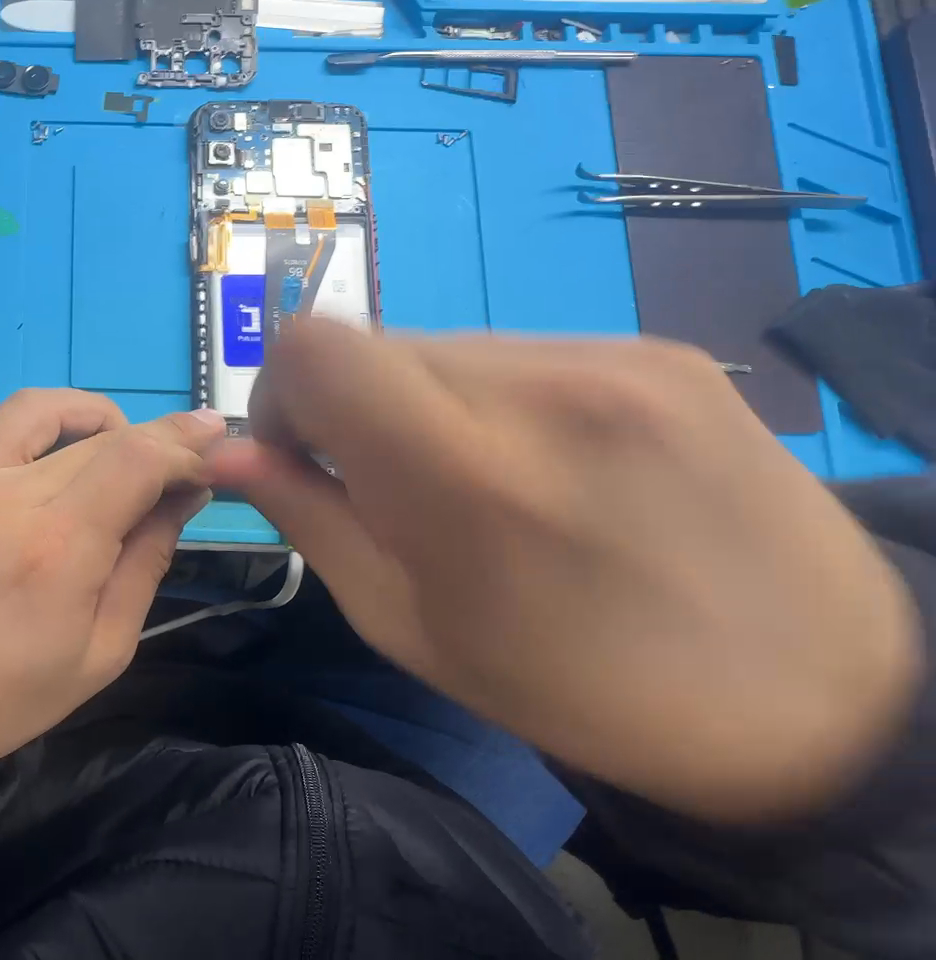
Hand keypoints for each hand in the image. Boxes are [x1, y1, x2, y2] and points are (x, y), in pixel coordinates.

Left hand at [0, 390, 223, 760]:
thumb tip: (186, 492)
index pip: (136, 459)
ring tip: (135, 453)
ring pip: (57, 414)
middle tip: (190, 465)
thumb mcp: (107, 645)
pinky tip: (80, 441)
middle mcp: (13, 497)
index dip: (184, 449)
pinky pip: (11, 419)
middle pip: (105, 438)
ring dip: (110, 421)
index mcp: (59, 549)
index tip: (213, 461)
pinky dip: (56, 415)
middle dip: (162, 441)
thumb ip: (149, 558)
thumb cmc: (18, 691)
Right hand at [210, 321, 922, 821]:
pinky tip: (542, 462)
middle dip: (347, 407)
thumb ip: (306, 517)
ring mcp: (609, 358)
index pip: (310, 347)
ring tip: (476, 478)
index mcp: (461, 472)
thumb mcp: (404, 623)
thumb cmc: (573, 685)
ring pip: (438, 345)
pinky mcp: (658, 351)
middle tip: (388, 484)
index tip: (304, 455)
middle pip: (367, 345)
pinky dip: (489, 397)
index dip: (280, 393)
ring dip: (419, 402)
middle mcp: (534, 387)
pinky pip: (513, 351)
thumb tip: (226, 454)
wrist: (816, 698)